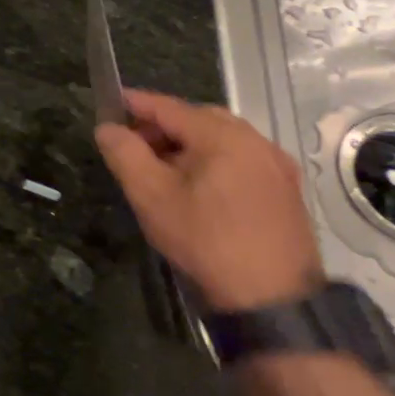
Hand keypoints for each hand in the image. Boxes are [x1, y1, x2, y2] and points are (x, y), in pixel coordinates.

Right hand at [95, 90, 323, 311]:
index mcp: (225, 139)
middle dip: (162, 124)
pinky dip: (211, 159)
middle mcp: (258, 144)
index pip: (170, 108)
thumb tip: (108, 128)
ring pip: (223, 139)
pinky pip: (241, 158)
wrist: (269, 294)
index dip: (136, 103)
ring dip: (188, 143)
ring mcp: (277, 167)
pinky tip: (194, 184)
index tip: (109, 101)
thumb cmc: (203, 238)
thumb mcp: (149, 194)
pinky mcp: (285, 190)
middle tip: (131, 144)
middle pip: (201, 119)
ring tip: (159, 167)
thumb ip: (124, 153)